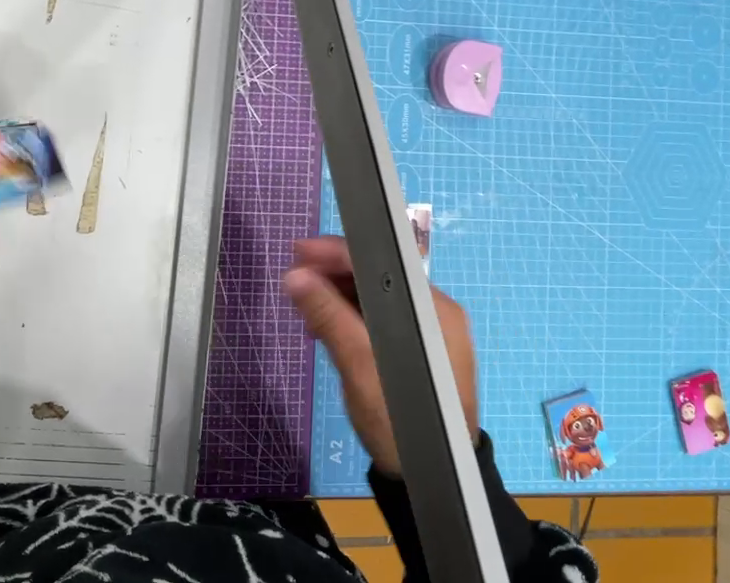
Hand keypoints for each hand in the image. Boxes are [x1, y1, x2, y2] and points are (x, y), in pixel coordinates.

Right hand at [282, 236, 477, 477]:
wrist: (434, 478)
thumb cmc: (400, 421)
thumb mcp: (358, 365)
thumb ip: (328, 316)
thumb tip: (294, 275)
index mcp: (431, 308)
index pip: (378, 260)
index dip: (333, 252)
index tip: (295, 252)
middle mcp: (436, 311)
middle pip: (376, 275)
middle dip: (331, 275)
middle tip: (293, 282)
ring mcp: (431, 330)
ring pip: (376, 295)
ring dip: (338, 296)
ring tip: (306, 308)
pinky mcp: (423, 347)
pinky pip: (382, 316)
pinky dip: (353, 315)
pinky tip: (328, 327)